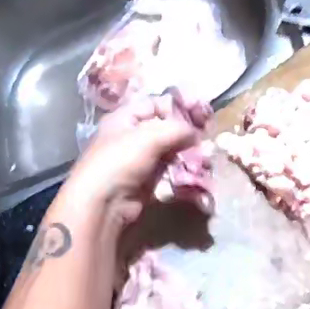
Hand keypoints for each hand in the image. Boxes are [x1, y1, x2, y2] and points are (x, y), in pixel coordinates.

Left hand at [58, 94, 206, 230]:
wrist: (103, 204)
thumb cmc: (120, 161)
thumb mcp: (149, 136)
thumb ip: (177, 128)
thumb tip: (196, 132)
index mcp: (125, 118)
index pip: (156, 104)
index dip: (179, 106)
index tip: (202, 113)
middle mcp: (132, 136)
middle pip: (166, 128)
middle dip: (188, 133)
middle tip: (206, 137)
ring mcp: (140, 159)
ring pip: (172, 150)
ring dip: (189, 154)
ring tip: (203, 161)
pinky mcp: (147, 180)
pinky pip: (171, 170)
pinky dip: (184, 171)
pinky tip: (195, 174)